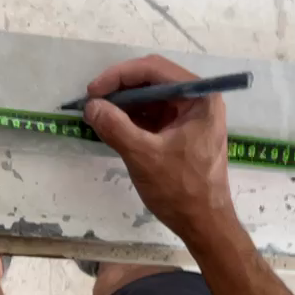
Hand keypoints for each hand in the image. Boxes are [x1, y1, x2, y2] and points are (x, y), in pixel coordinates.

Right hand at [81, 55, 238, 243]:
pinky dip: (132, 122)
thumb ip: (116, 127)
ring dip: (124, 107)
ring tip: (98, 117)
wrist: (204, 225)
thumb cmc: (181, 190)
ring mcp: (190, 119)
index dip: (119, 76)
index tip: (93, 91)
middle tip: (93, 104)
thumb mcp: (144, 157)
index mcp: (199, 98)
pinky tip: (113, 129)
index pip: (154, 70)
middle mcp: (198, 101)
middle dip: (120, 91)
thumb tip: (91, 107)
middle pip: (153, 83)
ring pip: (151, 102)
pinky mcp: (181, 136)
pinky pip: (153, 120)